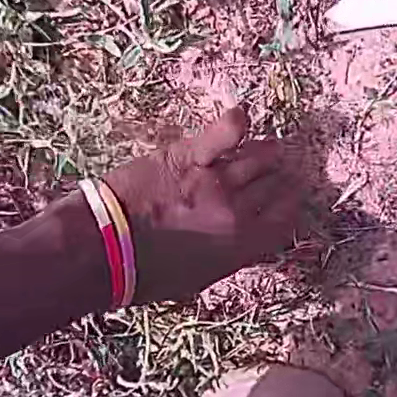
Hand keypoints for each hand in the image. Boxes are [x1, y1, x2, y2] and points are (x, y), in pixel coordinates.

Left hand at [103, 106, 301, 303]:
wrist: (106, 249)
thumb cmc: (146, 274)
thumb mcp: (196, 279)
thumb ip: (226, 256)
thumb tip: (240, 242)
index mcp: (240, 246)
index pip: (283, 221)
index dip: (290, 207)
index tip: (291, 199)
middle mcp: (235, 212)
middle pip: (271, 187)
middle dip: (281, 179)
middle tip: (284, 170)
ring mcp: (213, 182)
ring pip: (255, 160)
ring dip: (267, 153)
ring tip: (272, 148)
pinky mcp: (187, 158)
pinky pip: (221, 136)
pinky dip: (234, 125)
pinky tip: (243, 118)